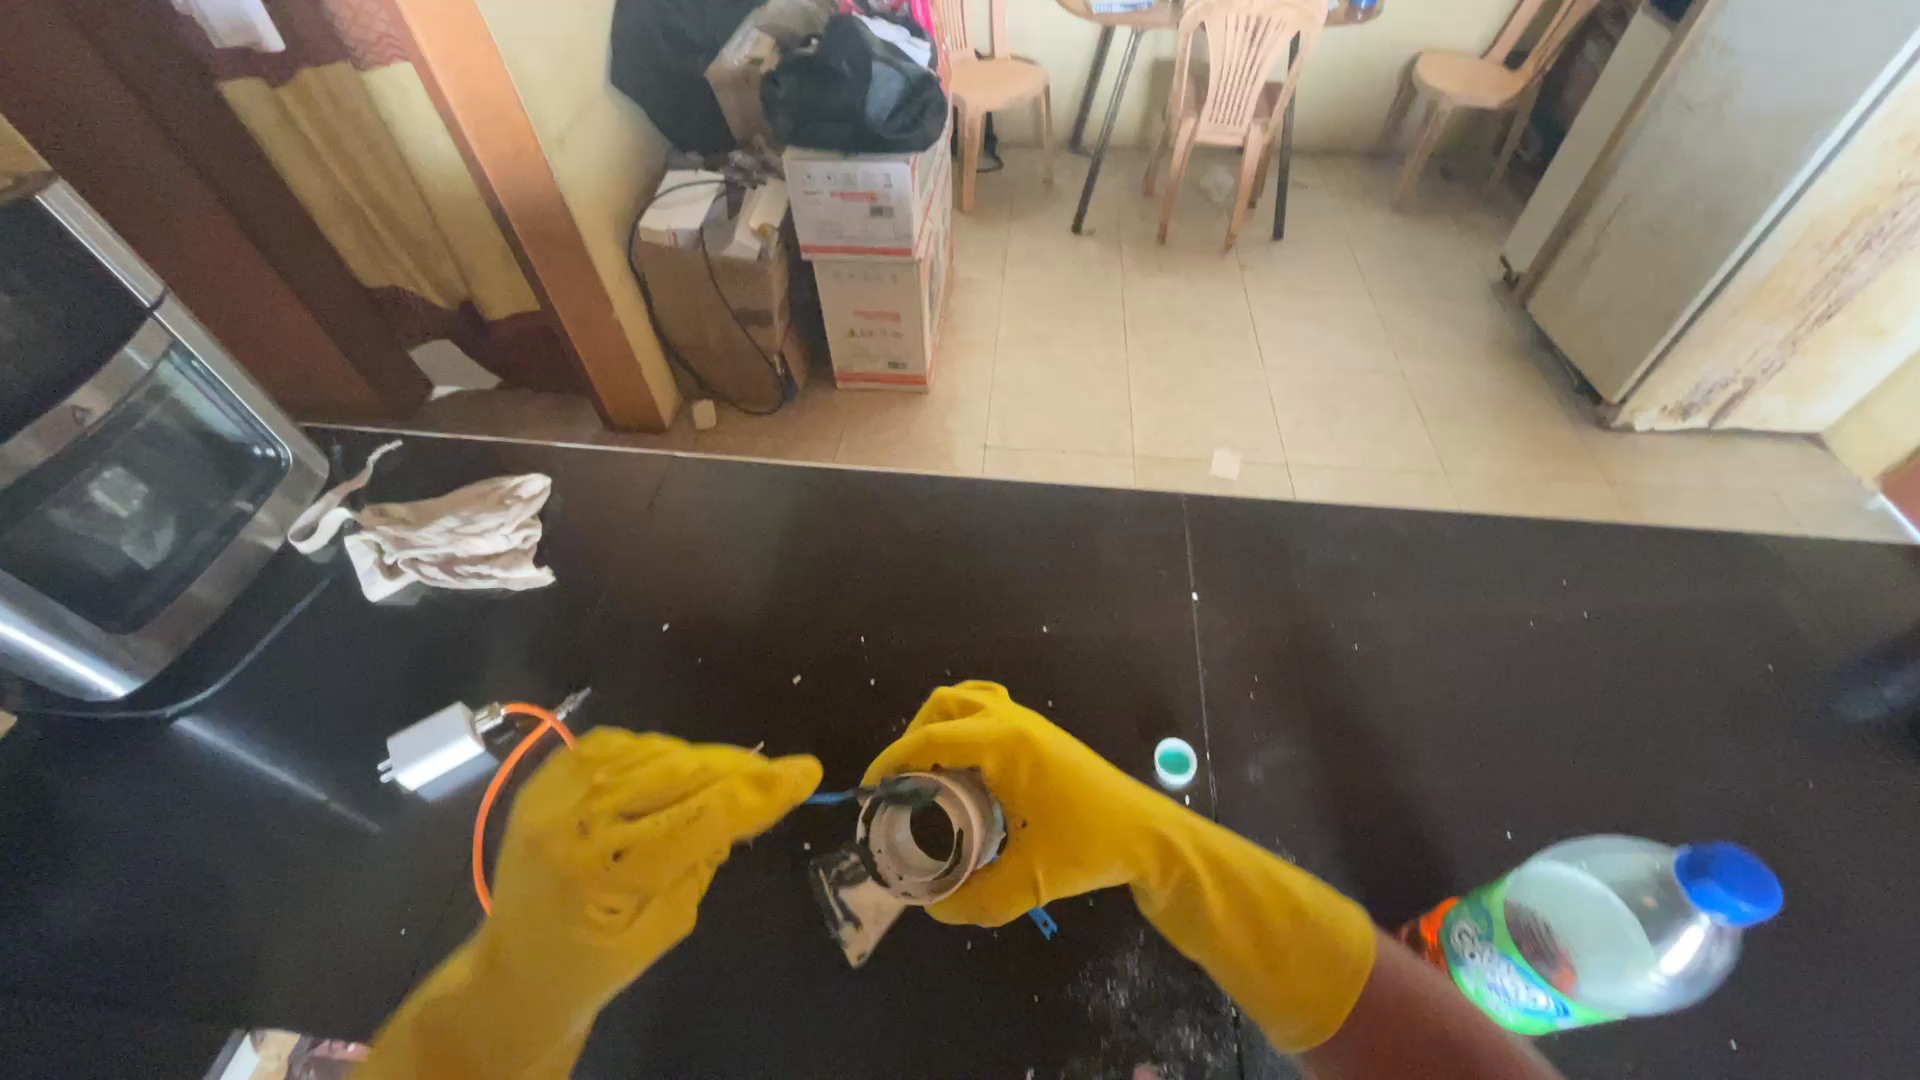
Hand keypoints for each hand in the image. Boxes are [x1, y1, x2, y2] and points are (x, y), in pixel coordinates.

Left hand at [480, 729, 821, 1012]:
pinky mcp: (549, 770)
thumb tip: (752, 801)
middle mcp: (577, 819)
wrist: (513, 967)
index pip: (703, 815)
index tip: (806, 771)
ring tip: (728, 778)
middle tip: (779, 773)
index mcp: (606, 873)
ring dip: (703, 761)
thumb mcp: (669, 922)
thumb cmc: (598, 962)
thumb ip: (708, 856)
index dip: (760, 790)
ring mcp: (557, 787)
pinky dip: (663, 752)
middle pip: (683, 773)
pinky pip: (626, 741)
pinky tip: (676, 770)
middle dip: (740, 769)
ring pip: (659, 751)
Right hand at [864, 683, 1376, 1053]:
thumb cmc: (1091, 847)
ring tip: (927, 772)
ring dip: (937, 726)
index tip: (872, 792)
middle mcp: (1013, 721)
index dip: (892, 761)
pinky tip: (965, 764)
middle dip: (912, 739)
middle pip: (943, 705)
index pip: (930, 738)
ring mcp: (1029, 721)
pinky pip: (988, 707)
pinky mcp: (1039, 732)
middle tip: (901, 784)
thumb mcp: (1029, 880)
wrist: (1148, 835)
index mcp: (1005, 744)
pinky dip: (963, 723)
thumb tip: (931, 908)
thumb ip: (974, 897)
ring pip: (966, 699)